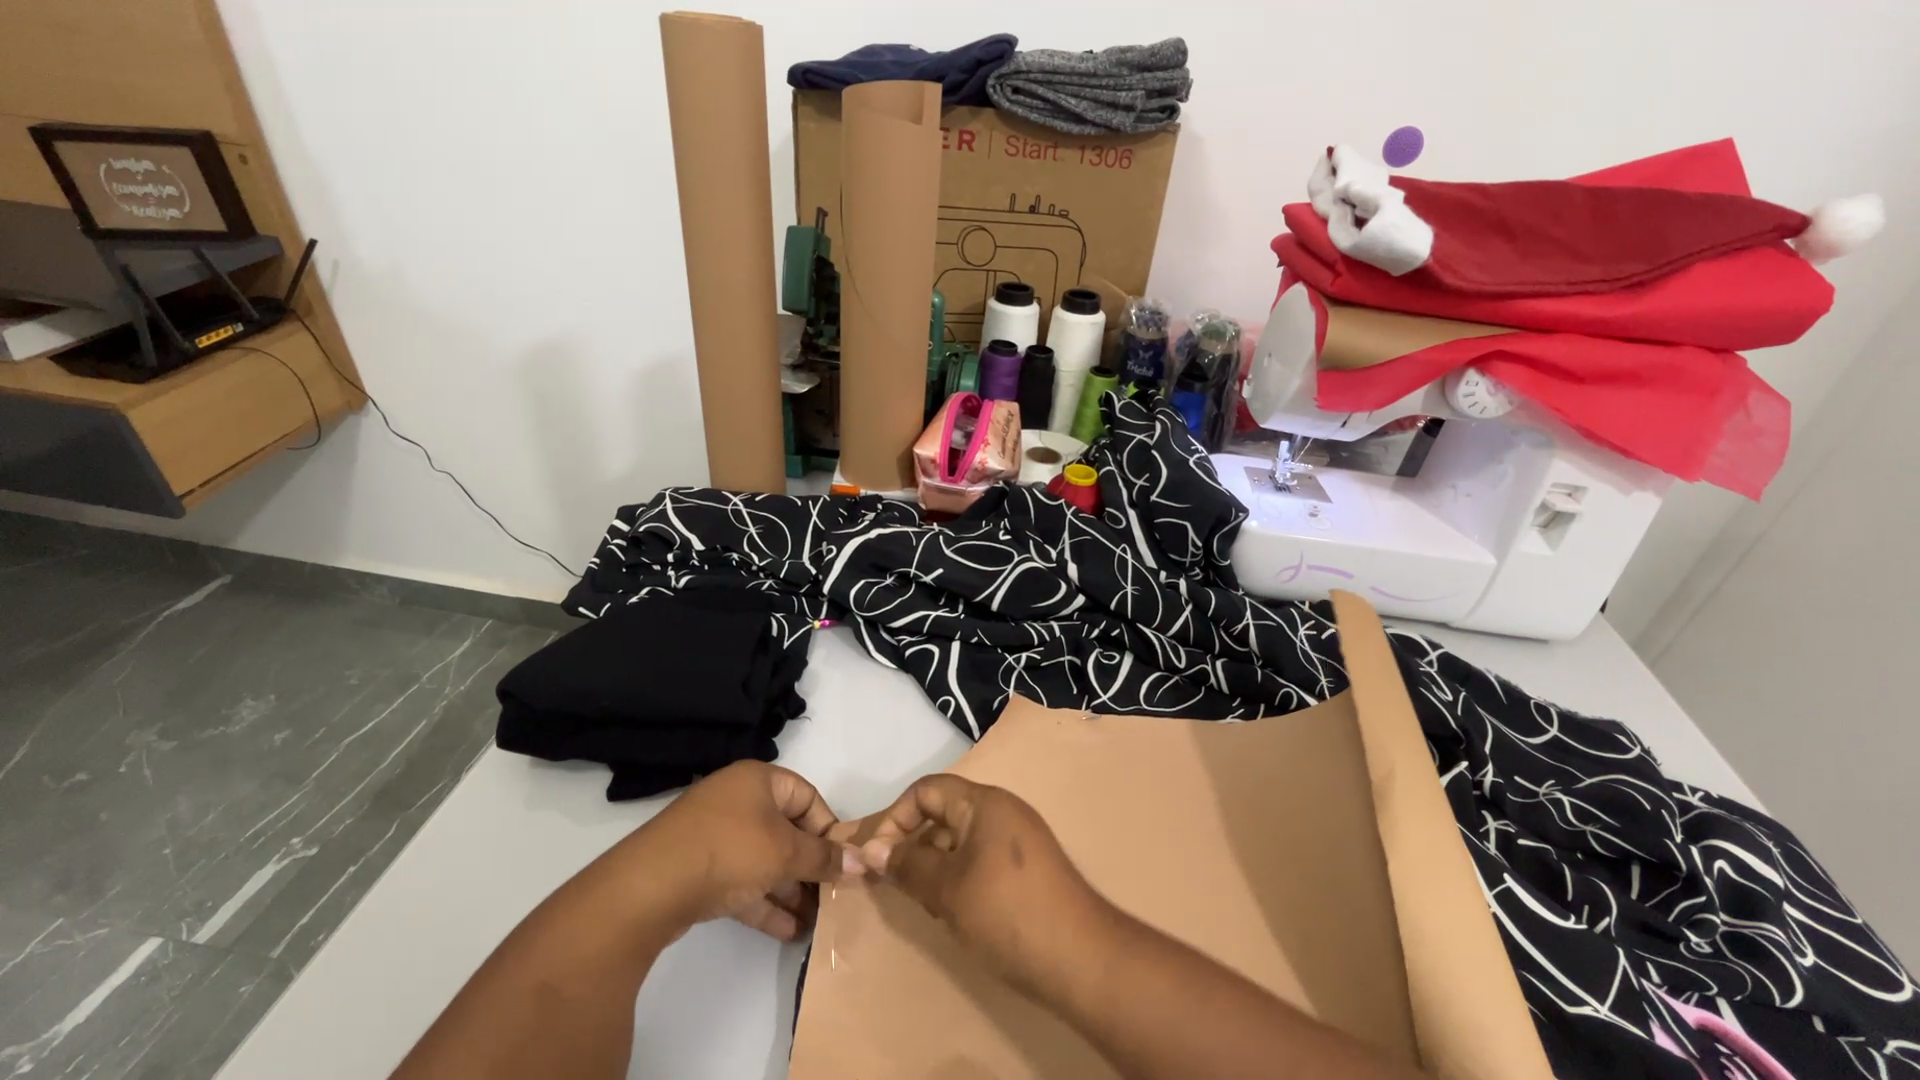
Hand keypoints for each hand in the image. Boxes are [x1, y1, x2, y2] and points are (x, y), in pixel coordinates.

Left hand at [636, 761, 861, 940]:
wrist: (648, 887)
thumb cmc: (729, 851)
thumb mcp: (786, 853)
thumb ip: (825, 859)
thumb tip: (863, 862)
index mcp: (758, 781)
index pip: (808, 798)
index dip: (829, 830)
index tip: (842, 863)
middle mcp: (736, 801)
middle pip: (786, 831)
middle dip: (810, 867)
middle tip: (832, 898)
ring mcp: (714, 836)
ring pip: (764, 860)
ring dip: (790, 890)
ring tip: (815, 922)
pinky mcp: (698, 870)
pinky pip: (741, 882)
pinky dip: (764, 903)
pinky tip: (787, 932)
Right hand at [854, 775, 1105, 992]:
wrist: (1081, 960)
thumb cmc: (1007, 914)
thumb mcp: (947, 889)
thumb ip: (906, 865)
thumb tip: (870, 850)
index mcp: (985, 803)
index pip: (926, 791)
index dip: (895, 819)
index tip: (877, 859)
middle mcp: (1003, 812)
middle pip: (942, 815)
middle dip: (913, 846)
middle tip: (897, 887)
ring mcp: (1018, 841)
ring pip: (959, 841)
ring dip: (935, 867)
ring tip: (927, 905)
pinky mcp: (1027, 870)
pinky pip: (979, 861)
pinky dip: (959, 880)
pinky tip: (954, 913)